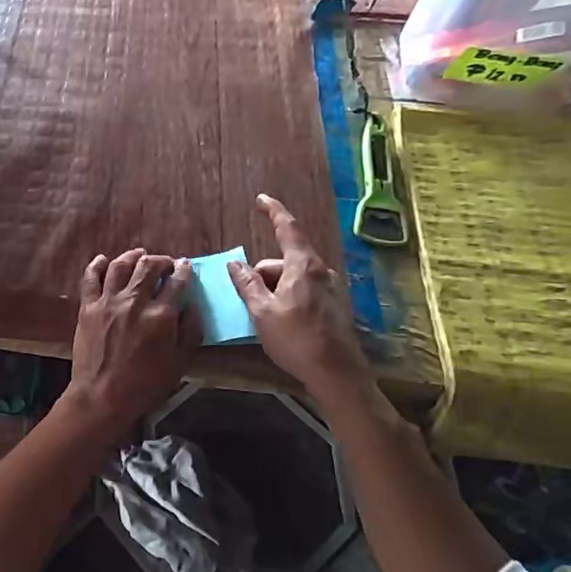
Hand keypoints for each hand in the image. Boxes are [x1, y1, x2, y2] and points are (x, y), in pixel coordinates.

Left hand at [67, 249, 199, 431]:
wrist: (102, 395)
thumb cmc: (145, 384)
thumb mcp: (180, 361)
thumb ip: (190, 330)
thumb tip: (192, 304)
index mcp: (160, 315)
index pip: (176, 282)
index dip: (184, 270)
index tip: (185, 267)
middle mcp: (134, 301)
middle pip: (148, 267)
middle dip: (160, 260)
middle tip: (165, 264)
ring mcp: (107, 302)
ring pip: (120, 266)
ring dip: (132, 257)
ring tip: (139, 255)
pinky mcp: (87, 307)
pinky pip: (91, 278)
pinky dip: (98, 265)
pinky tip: (104, 260)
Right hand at [226, 194, 370, 399]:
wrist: (335, 372)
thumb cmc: (295, 338)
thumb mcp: (261, 311)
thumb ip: (247, 283)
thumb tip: (235, 263)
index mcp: (304, 267)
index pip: (288, 229)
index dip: (274, 212)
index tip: (261, 199)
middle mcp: (321, 272)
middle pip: (282, 261)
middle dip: (261, 274)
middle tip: (247, 300)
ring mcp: (329, 289)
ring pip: (290, 278)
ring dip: (271, 290)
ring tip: (262, 317)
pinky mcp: (332, 305)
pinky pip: (300, 291)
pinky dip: (284, 298)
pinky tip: (278, 322)